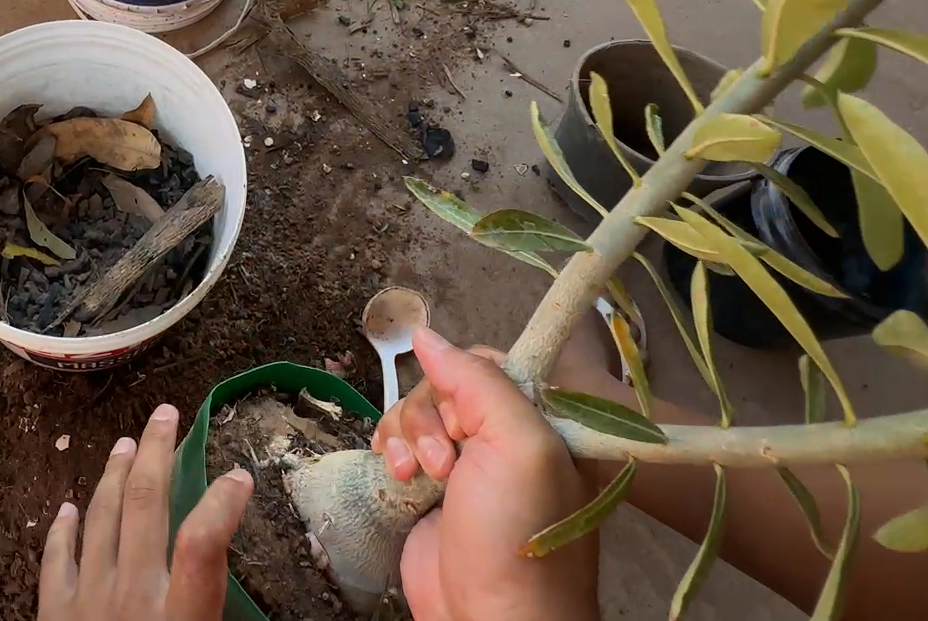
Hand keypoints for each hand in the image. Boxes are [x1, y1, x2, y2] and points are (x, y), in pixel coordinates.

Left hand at [38, 403, 254, 620]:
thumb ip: (206, 599)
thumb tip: (217, 554)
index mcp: (178, 615)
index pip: (202, 542)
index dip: (221, 502)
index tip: (239, 475)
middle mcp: (131, 597)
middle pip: (145, 505)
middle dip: (156, 451)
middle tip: (165, 413)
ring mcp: (87, 601)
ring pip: (101, 518)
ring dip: (114, 475)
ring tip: (126, 444)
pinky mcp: (54, 615)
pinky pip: (56, 560)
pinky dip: (62, 529)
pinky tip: (68, 507)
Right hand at [372, 326, 598, 620]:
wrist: (486, 620)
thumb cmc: (515, 533)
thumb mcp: (517, 446)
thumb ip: (477, 380)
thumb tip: (423, 334)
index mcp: (538, 423)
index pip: (485, 365)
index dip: (461, 380)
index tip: (462, 416)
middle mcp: (500, 436)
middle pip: (441, 385)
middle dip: (430, 417)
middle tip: (442, 463)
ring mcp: (463, 461)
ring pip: (414, 410)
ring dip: (406, 435)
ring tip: (415, 476)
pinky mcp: (428, 484)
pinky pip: (397, 439)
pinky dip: (390, 449)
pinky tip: (397, 475)